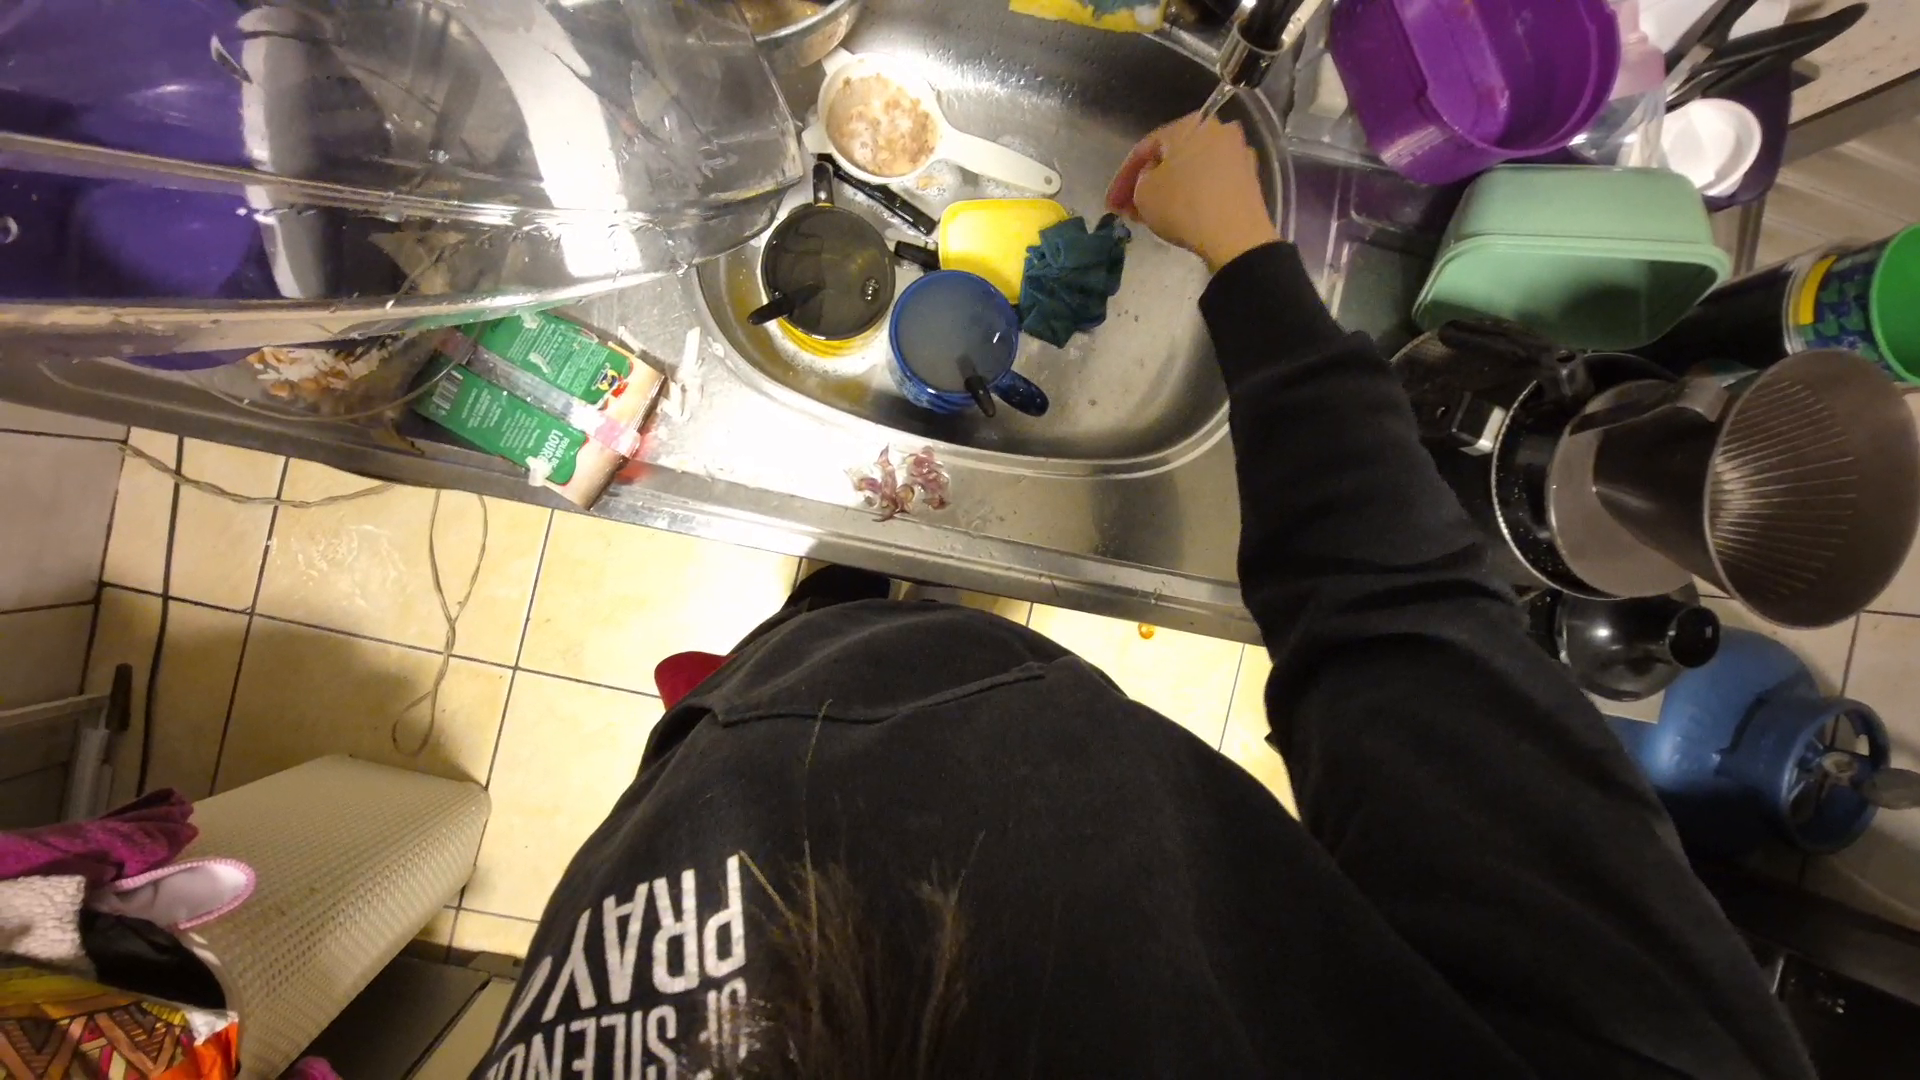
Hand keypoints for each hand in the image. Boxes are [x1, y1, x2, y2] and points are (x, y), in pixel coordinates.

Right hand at [1105, 113, 1279, 272]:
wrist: (1235, 234)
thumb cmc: (1183, 206)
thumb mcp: (1143, 193)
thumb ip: (1139, 181)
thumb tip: (1151, 178)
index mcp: (1188, 124)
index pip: (1144, 148)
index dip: (1122, 178)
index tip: (1110, 204)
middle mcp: (1217, 129)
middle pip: (1170, 157)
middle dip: (1146, 183)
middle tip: (1129, 209)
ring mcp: (1237, 153)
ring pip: (1191, 169)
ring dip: (1169, 189)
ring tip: (1151, 214)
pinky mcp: (1248, 178)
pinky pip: (1210, 182)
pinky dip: (1192, 195)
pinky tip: (1180, 214)